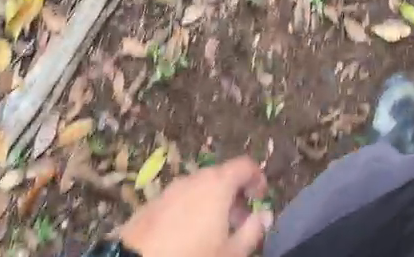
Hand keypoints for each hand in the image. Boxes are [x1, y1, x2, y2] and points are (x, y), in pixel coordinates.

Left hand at [118, 157, 271, 256]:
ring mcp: (168, 191)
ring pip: (197, 190)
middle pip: (221, 177)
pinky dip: (186, 212)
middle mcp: (194, 179)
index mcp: (218, 183)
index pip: (246, 166)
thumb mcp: (231, 253)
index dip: (257, 179)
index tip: (261, 198)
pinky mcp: (148, 207)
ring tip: (210, 233)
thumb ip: (253, 231)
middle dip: (233, 195)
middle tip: (237, 221)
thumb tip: (265, 215)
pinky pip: (176, 203)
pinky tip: (182, 238)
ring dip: (209, 204)